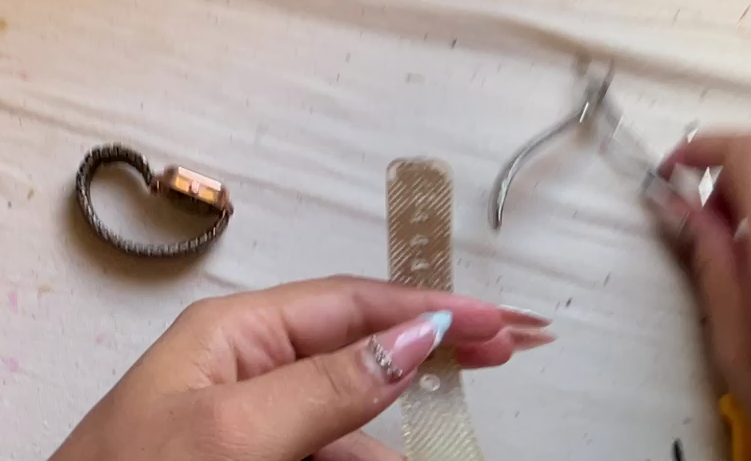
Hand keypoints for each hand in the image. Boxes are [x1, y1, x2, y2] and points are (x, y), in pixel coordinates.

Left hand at [47, 275, 553, 460]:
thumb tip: (410, 334)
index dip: (426, 306)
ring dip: (400, 421)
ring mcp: (247, 416)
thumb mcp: (236, 431)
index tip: (502, 322)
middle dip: (430, 340)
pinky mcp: (248, 455)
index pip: (348, 303)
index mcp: (235, 332)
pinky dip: (362, 450)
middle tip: (515, 343)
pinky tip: (393, 450)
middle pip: (357, 342)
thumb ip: (324, 384)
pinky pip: (322, 448)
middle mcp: (245, 362)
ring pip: (346, 412)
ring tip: (461, 403)